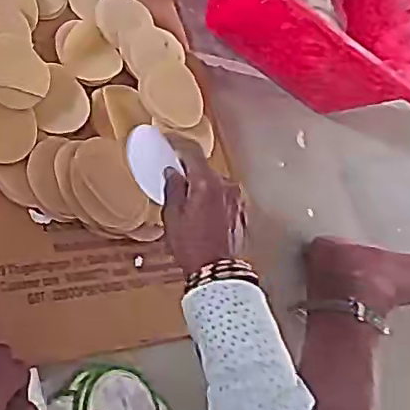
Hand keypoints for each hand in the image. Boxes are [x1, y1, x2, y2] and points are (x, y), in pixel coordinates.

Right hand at [161, 137, 245, 274]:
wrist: (216, 271)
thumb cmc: (191, 246)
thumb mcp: (172, 215)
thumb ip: (173, 187)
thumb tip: (173, 172)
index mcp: (206, 183)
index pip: (192, 151)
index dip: (178, 142)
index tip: (168, 138)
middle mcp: (226, 186)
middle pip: (204, 168)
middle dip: (188, 170)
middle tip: (173, 177)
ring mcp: (236, 198)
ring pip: (214, 183)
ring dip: (201, 186)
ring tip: (187, 203)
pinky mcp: (241, 211)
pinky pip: (222, 196)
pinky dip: (212, 198)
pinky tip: (201, 213)